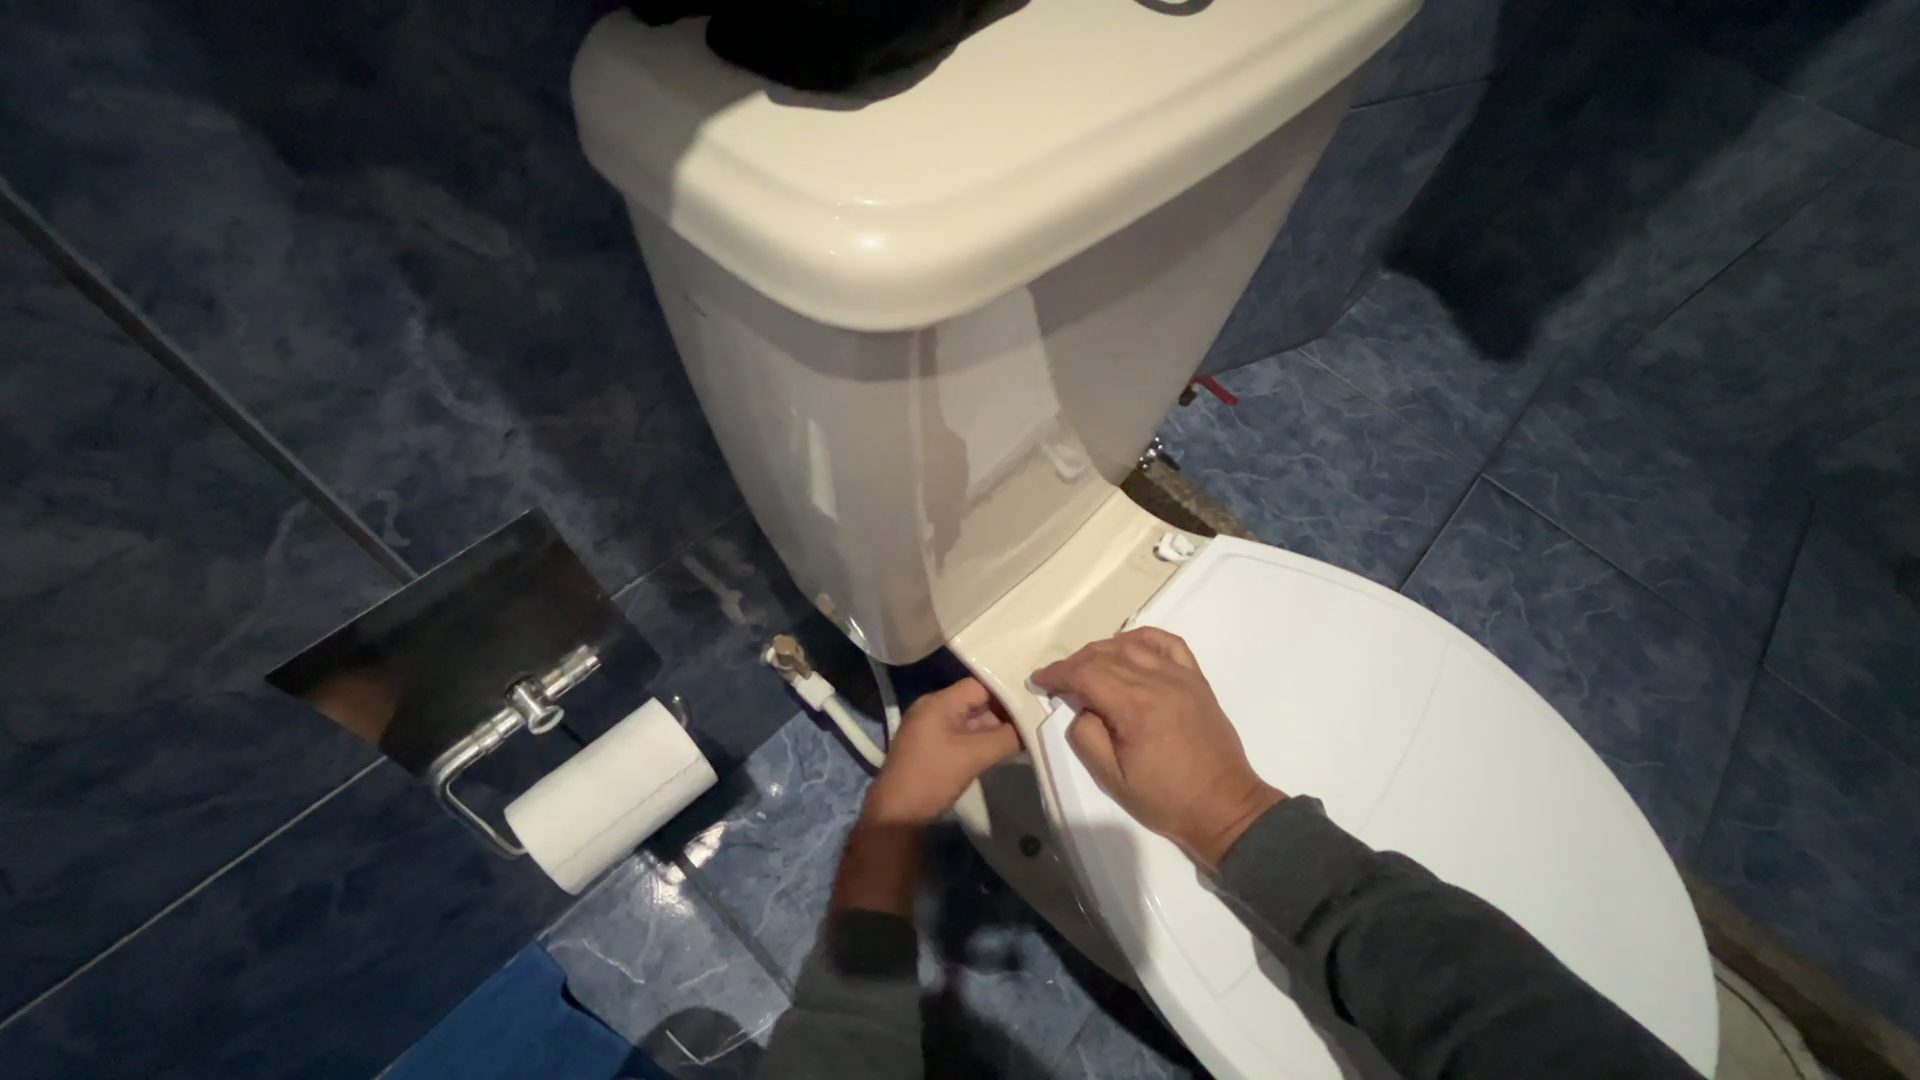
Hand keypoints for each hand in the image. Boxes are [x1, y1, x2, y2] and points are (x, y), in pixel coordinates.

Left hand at [862, 677, 1021, 827]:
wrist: (896, 815)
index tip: (1033, 701)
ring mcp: (929, 727)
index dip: (1007, 692)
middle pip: (975, 701)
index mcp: (939, 702)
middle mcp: (932, 707)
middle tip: (1033, 719)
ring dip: (992, 728)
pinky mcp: (929, 745)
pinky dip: (979, 739)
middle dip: (1002, 711)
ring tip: (1022, 734)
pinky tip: (1000, 748)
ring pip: (969, 719)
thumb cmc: (933, 777)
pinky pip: (960, 734)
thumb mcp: (975, 756)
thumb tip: (1033, 726)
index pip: (980, 684)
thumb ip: (1007, 737)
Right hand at [1033, 627, 1283, 868]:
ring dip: (1103, 650)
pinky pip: (1168, 643)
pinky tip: (1128, 646)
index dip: (1057, 673)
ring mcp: (1181, 676)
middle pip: (1105, 655)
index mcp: (1134, 707)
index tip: (1039, 681)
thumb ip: (1086, 736)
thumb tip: (1080, 708)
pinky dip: (1142, 638)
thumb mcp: (1112, 779)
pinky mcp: (1196, 679)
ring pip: (1132, 645)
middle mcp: (1158, 682)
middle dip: (1075, 663)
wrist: (1223, 806)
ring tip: (1088, 666)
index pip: (1085, 673)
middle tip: (1060, 680)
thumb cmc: (1165, 799)